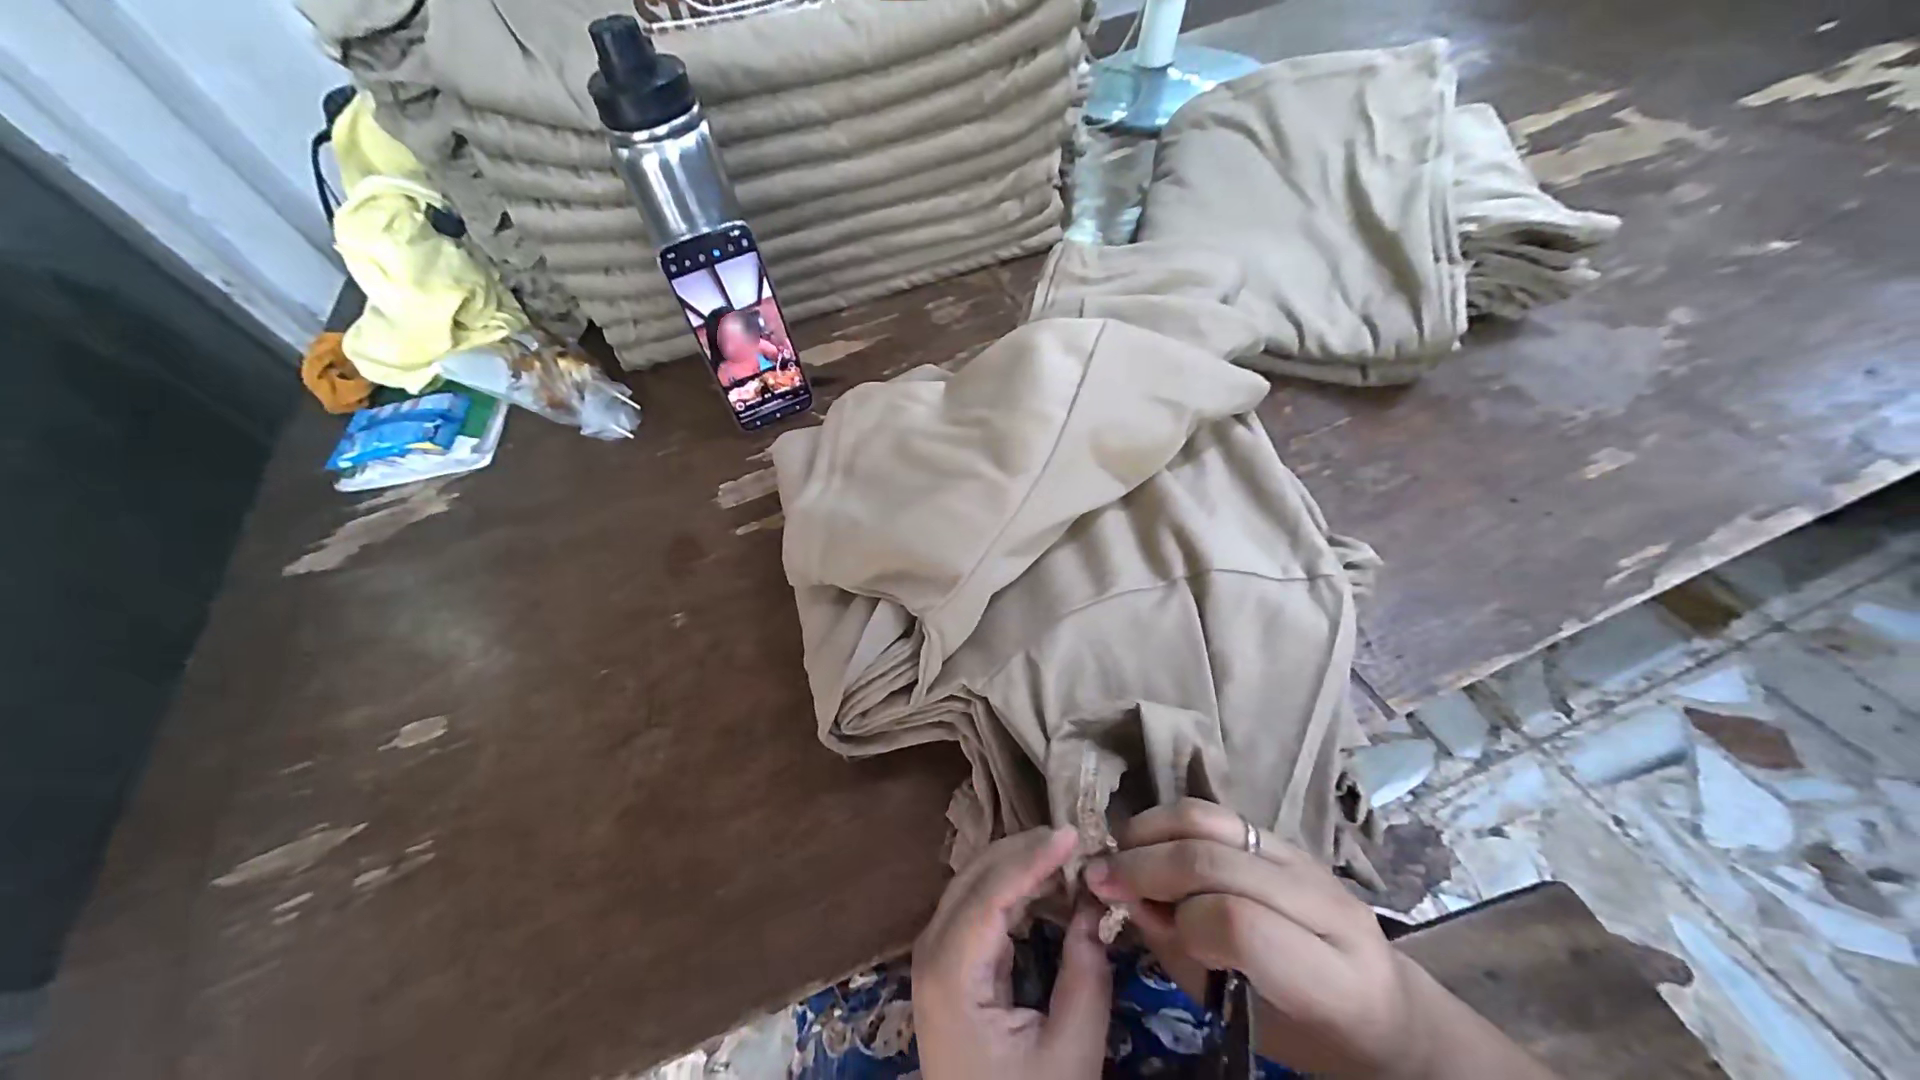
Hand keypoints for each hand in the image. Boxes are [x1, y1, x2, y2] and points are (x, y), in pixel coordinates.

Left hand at [912, 827, 1111, 1079]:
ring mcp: (935, 955)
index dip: (1032, 858)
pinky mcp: (949, 962)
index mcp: (950, 973)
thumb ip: (1086, 976)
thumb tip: (1095, 909)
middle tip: (1076, 840)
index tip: (1072, 834)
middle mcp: (932, 951)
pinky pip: (977, 906)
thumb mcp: (1069, 1054)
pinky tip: (1045, 885)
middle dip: (1024, 851)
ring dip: (1018, 863)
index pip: (990, 893)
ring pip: (973, 884)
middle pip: (974, 877)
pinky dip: (1012, 887)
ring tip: (1067, 856)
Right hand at [1085, 799, 1425, 1077]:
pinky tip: (1150, 841)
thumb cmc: (1311, 1034)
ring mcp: (1306, 860)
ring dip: (1151, 828)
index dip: (1178, 918)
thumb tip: (1128, 899)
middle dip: (1145, 863)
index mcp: (1330, 978)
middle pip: (1215, 857)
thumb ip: (1185, 956)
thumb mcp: (1245, 1020)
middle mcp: (1323, 904)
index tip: (1134, 918)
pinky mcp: (1287, 838)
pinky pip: (1217, 812)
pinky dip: (1170, 821)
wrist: (1384, 1009)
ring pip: (1212, 817)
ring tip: (1121, 851)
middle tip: (1101, 877)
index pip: (1238, 922)